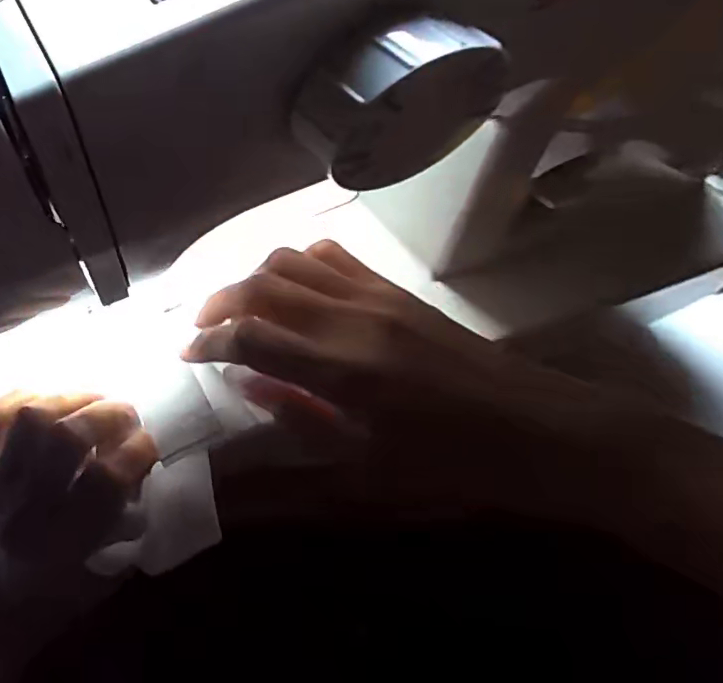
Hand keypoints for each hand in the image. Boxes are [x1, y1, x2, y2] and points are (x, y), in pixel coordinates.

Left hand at [0, 392, 158, 662]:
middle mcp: (26, 507)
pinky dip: (29, 395)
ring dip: (73, 398)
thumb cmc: (59, 595)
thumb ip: (129, 520)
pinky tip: (54, 401)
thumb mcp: (105, 573)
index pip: (106, 479)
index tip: (149, 445)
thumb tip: (147, 465)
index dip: (138, 450)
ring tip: (94, 402)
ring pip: (33, 417)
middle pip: (67, 437)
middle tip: (127, 414)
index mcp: (62, 542)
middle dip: (109, 413)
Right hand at [183, 241, 650, 521]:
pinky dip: (298, 262)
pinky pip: (332, 254)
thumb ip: (301, 423)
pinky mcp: (394, 288)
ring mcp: (374, 295)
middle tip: (202, 327)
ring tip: (241, 305)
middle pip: (263, 284)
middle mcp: (351, 318)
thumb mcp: (369, 468)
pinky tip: (294, 286)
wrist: (534, 428)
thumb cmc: (451, 466)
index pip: (252, 336)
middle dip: (220, 301)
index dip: (210, 342)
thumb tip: (249, 388)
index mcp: (342, 370)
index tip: (187, 353)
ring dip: (254, 276)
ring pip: (293, 259)